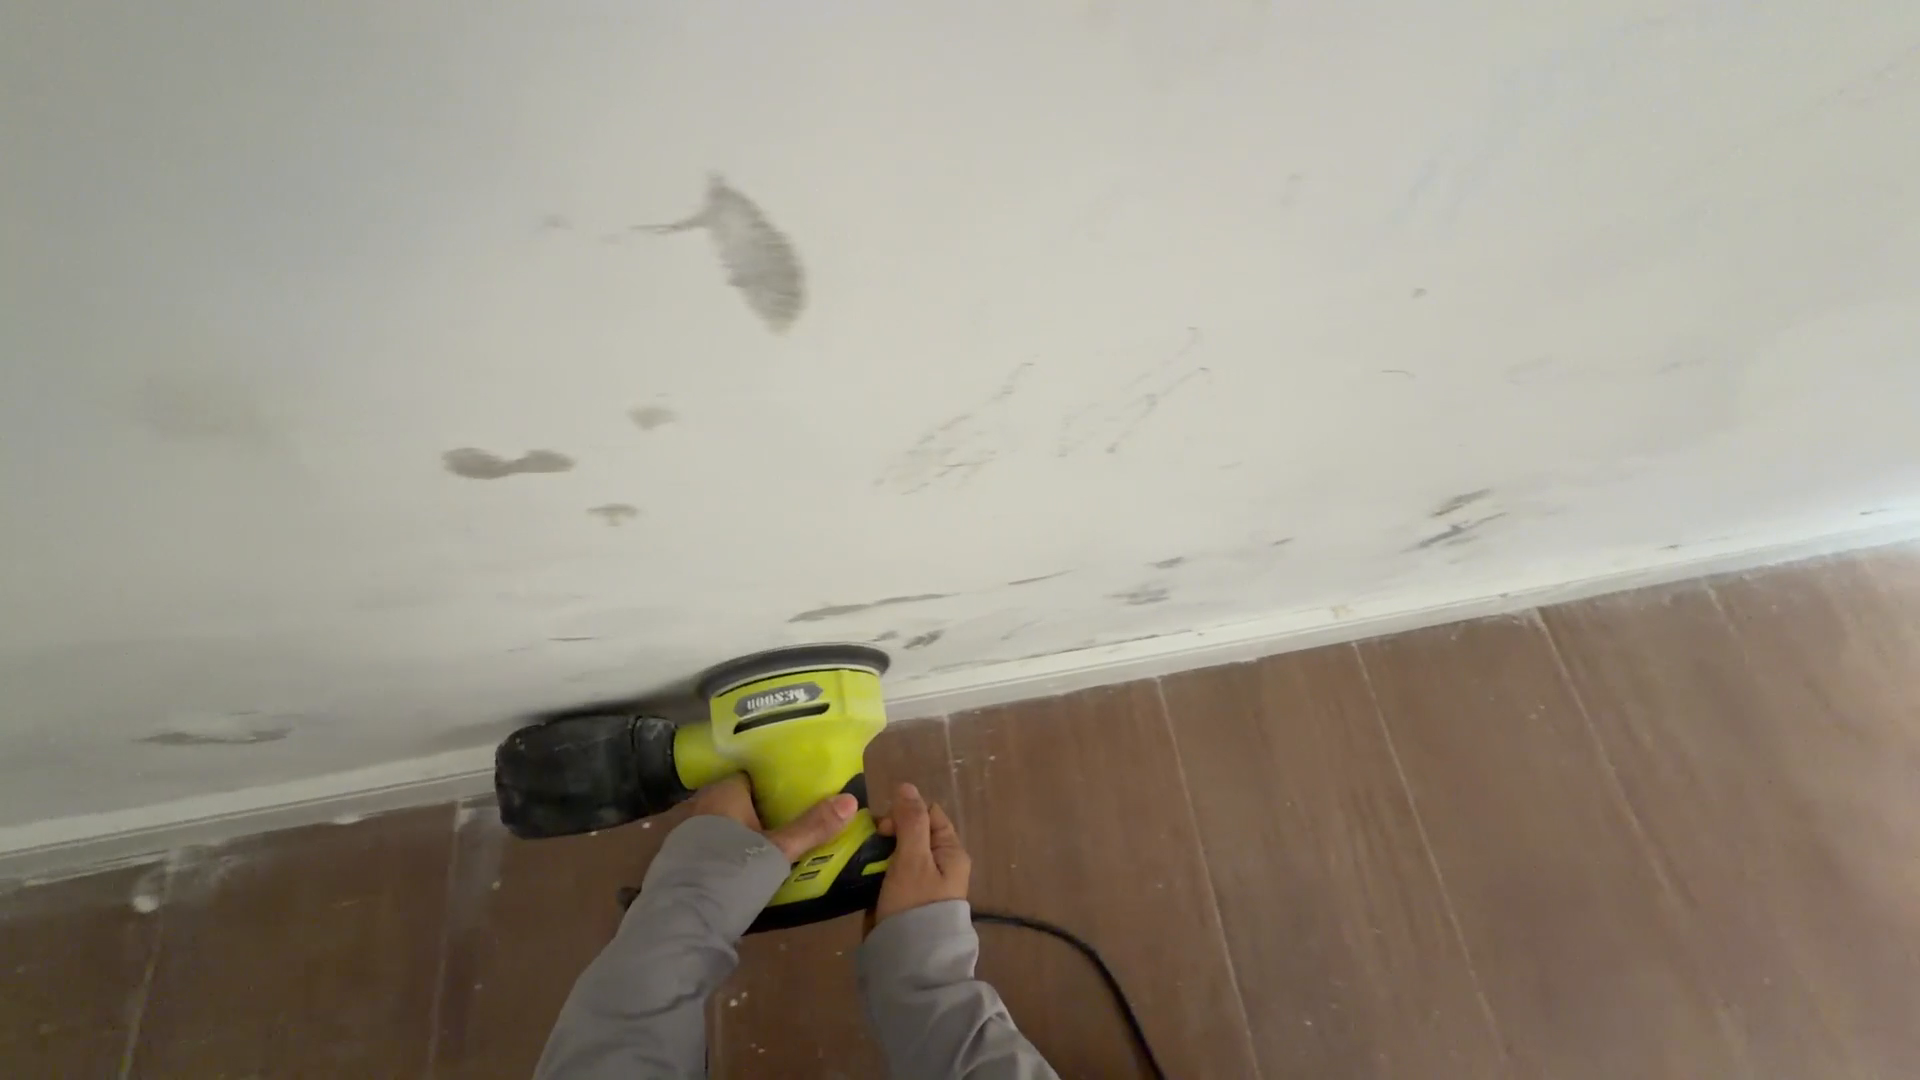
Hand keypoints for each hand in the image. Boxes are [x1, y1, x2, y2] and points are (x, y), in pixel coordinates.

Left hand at [686, 773, 856, 861]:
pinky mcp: (674, 867)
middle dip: (756, 812)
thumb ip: (813, 826)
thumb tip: (851, 799)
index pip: (749, 776)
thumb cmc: (732, 876)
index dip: (771, 784)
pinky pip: (704, 852)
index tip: (793, 795)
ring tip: (768, 850)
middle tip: (787, 824)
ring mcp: (682, 838)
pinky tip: (740, 874)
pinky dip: (722, 858)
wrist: (679, 925)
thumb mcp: (780, 852)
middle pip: (733, 802)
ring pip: (718, 828)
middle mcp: (699, 807)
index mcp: (723, 794)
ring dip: (737, 837)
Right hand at [873, 782, 970, 922]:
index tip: (883, 830)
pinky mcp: (906, 902)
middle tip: (871, 849)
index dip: (904, 813)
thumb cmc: (914, 905)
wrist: (910, 966)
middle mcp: (942, 865)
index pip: (927, 813)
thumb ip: (910, 820)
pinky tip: (865, 879)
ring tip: (863, 864)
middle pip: (912, 832)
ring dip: (881, 855)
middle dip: (889, 834)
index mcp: (951, 851)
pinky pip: (892, 875)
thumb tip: (906, 785)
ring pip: (899, 854)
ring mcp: (924, 885)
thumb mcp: (913, 857)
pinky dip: (879, 873)